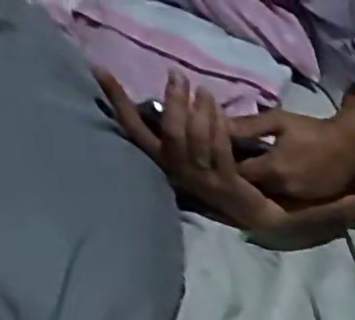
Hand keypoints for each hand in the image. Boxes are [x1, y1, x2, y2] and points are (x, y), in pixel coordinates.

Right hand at [96, 69, 291, 230]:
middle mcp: (180, 172)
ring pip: (195, 138)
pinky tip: (219, 111)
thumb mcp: (194, 156)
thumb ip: (180, 134)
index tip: (99, 70)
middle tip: (178, 75)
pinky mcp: (227, 184)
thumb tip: (167, 100)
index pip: (134, 130)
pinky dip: (219, 127)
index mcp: (166, 163)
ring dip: (198, 110)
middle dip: (173, 100)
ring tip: (203, 90)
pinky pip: (220, 150)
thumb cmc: (222, 181)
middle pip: (170, 131)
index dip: (117, 102)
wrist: (254, 214)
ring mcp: (204, 180)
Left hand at [230, 109, 354, 204]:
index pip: (238, 171)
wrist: (349, 149)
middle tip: (238, 160)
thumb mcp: (279, 121)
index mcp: (272, 168)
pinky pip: (285, 197)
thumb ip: (249, 126)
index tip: (224, 151)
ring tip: (257, 168)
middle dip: (243, 175)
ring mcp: (297, 198)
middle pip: (252, 186)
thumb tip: (221, 125)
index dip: (228, 162)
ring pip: (268, 193)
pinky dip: (277, 188)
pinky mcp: (309, 201)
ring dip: (261, 183)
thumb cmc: (313, 131)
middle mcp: (282, 188)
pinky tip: (278, 175)